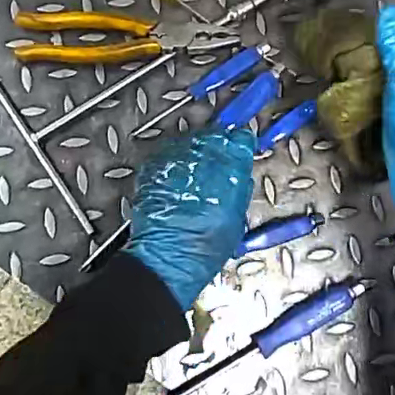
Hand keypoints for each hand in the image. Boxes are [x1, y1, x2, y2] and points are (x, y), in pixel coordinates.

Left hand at [122, 127, 256, 305]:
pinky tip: (180, 177)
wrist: (166, 259)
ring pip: (191, 141)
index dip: (241, 144)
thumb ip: (240, 188)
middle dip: (219, 144)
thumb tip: (240, 174)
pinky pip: (170, 154)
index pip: (239, 140)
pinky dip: (177, 161)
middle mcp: (200, 159)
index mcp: (228, 170)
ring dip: (197, 151)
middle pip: (214, 135)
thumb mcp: (237, 219)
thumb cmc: (204, 247)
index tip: (241, 147)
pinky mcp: (153, 168)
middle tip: (220, 158)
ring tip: (198, 169)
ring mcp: (174, 161)